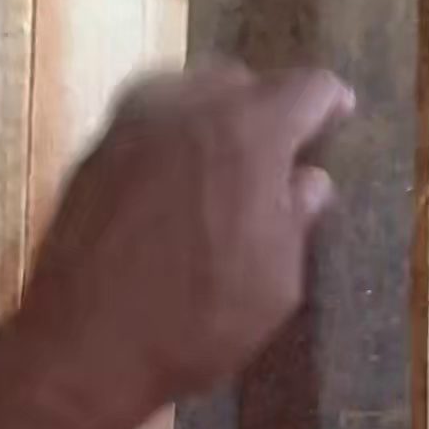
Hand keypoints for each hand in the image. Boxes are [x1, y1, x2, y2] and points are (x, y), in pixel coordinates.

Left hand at [13, 64, 354, 415]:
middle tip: (279, 151)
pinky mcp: (92, 154)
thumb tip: (310, 182)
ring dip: (216, 119)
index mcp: (249, 133)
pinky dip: (172, 139)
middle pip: (242, 83)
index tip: (340, 112)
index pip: (306, 90)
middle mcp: (188, 108)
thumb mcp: (274, 284)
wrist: (88, 346)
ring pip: (188, 94)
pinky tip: (175, 178)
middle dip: (268, 110)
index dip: (330, 101)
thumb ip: (297, 221)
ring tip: (225, 160)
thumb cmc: (198, 323)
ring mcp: (130, 125)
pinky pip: (146, 125)